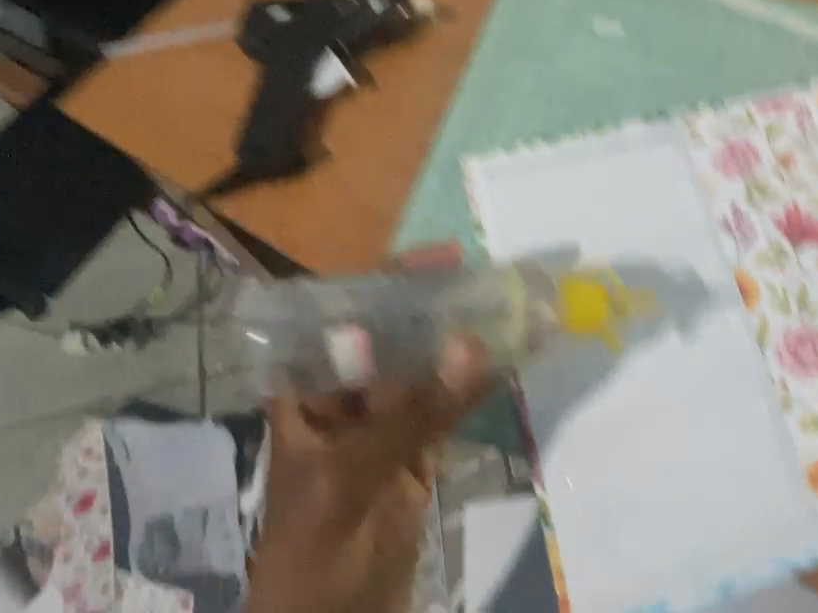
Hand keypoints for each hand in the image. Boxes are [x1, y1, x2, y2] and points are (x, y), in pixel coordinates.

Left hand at [246, 244, 494, 612]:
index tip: (441, 258)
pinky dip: (477, 386)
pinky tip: (511, 357)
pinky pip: (447, 411)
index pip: (342, 318)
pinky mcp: (415, 457)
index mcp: (306, 394)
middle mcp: (343, 400)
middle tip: (486, 276)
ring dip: (463, 342)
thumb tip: (469, 346)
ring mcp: (382, 428)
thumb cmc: (311, 560)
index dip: (389, 281)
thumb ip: (410, 415)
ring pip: (425, 371)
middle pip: (391, 338)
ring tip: (509, 305)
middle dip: (436, 306)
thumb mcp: (350, 482)